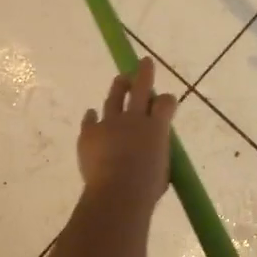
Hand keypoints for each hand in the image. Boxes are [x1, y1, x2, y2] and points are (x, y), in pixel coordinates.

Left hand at [78, 57, 177, 210]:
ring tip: (120, 80)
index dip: (167, 100)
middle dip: (144, 73)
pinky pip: (90, 119)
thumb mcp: (163, 169)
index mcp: (157, 128)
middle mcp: (134, 119)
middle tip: (145, 62)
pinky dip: (92, 117)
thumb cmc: (146, 188)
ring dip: (118, 87)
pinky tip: (91, 114)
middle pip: (140, 87)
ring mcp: (109, 123)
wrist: (117, 193)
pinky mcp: (89, 133)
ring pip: (114, 97)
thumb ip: (158, 153)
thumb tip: (153, 151)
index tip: (167, 101)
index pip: (165, 103)